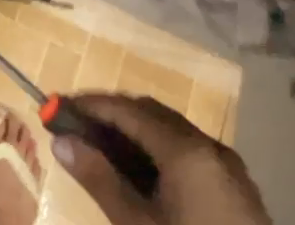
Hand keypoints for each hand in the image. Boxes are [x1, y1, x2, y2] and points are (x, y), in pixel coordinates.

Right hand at [52, 94, 269, 224]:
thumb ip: (99, 179)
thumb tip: (61, 142)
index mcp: (186, 151)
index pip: (128, 110)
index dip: (90, 105)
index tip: (56, 108)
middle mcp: (210, 147)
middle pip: (151, 114)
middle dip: (111, 115)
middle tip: (75, 128)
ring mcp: (228, 168)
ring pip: (173, 132)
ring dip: (135, 133)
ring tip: (101, 149)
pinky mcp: (238, 190)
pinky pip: (191, 153)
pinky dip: (159, 151)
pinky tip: (141, 175)